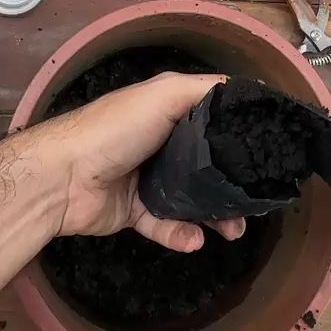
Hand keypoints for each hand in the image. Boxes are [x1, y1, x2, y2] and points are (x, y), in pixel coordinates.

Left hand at [14, 71, 246, 253]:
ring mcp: (146, 178)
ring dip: (214, 215)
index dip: (236, 128)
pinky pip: (165, 225)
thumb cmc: (117, 128)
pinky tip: (195, 240)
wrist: (63, 177)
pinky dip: (180, 234)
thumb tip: (245, 90)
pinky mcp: (134, 211)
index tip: (268, 146)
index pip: (210, 115)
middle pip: (204, 162)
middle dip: (230, 181)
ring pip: (190, 198)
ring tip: (234, 230)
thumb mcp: (163, 94)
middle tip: (254, 200)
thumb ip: (204, 90)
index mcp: (166, 108)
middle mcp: (159, 140)